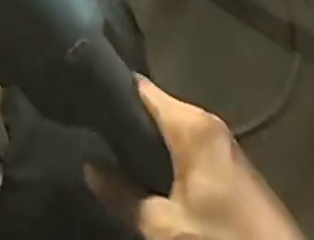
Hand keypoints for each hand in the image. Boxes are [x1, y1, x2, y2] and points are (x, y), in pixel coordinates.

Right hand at [85, 78, 305, 239]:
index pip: (140, 88)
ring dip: (145, 142)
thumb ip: (122, 195)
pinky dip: (165, 155)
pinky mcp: (229, 165)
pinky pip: (187, 147)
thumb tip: (89, 167)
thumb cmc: (222, 239)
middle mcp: (206, 122)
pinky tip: (145, 174)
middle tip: (90, 133)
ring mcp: (221, 143)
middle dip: (125, 121)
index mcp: (190, 124)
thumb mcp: (164, 226)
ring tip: (109, 153)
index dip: (111, 91)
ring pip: (171, 129)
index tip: (84, 99)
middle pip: (155, 108)